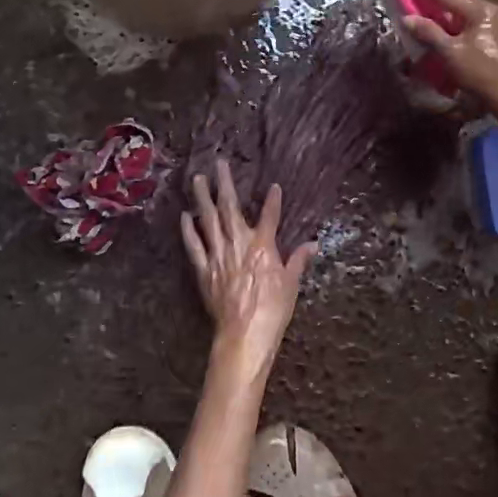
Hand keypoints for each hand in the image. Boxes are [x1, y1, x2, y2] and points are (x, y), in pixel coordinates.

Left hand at [179, 160, 313, 377]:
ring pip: (208, 219)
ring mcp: (218, 254)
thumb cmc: (273, 309)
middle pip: (230, 207)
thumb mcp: (291, 284)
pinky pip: (193, 245)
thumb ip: (298, 260)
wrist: (245, 333)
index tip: (274, 186)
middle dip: (225, 183)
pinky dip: (188, 229)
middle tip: (219, 163)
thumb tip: (313, 245)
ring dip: (202, 197)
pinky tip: (185, 215)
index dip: (273, 200)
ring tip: (197, 179)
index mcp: (263, 245)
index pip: (270, 215)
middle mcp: (238, 242)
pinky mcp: (203, 269)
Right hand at [401, 0, 497, 109]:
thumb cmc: (480, 72)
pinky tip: (451, 29)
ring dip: (448, 12)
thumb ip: (429, 32)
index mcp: (481, 10)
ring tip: (431, 9)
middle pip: (459, 1)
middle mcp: (494, 11)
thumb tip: (407, 18)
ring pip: (467, 13)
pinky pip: (475, 23)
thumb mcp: (450, 52)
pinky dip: (459, 24)